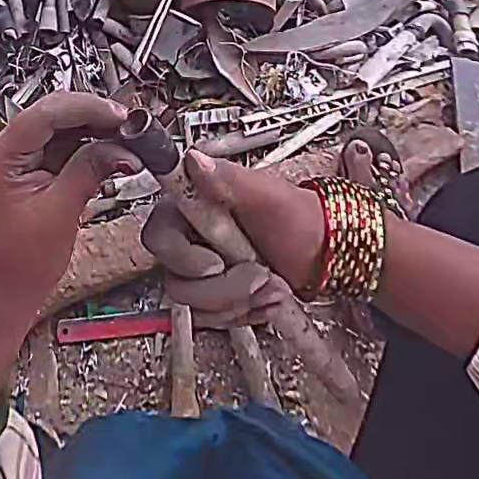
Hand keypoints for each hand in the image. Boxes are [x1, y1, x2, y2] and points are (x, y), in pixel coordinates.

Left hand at [0, 92, 140, 318]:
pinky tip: (112, 148)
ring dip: (97, 127)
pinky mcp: (40, 166)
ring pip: (65, 124)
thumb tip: (119, 146)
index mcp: (4, 156)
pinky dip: (93, 142)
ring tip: (125, 136)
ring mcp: (25, 157)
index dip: (86, 109)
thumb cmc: (20, 263)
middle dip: (94, 114)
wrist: (9, 292)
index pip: (46, 114)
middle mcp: (11, 150)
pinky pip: (69, 142)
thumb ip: (89, 171)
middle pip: (56, 111)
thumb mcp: (60, 213)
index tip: (118, 116)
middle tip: (127, 124)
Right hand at [141, 150, 325, 322]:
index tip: (215, 264)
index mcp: (192, 205)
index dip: (181, 256)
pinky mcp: (214, 295)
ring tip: (272, 285)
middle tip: (258, 275)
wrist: (319, 251)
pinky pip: (212, 319)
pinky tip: (267, 297)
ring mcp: (200, 269)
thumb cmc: (295, 216)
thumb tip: (194, 159)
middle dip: (221, 286)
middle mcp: (189, 237)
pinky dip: (244, 313)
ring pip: (194, 303)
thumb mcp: (266, 193)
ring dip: (237, 300)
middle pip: (176, 277)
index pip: (159, 235)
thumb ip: (229, 177)